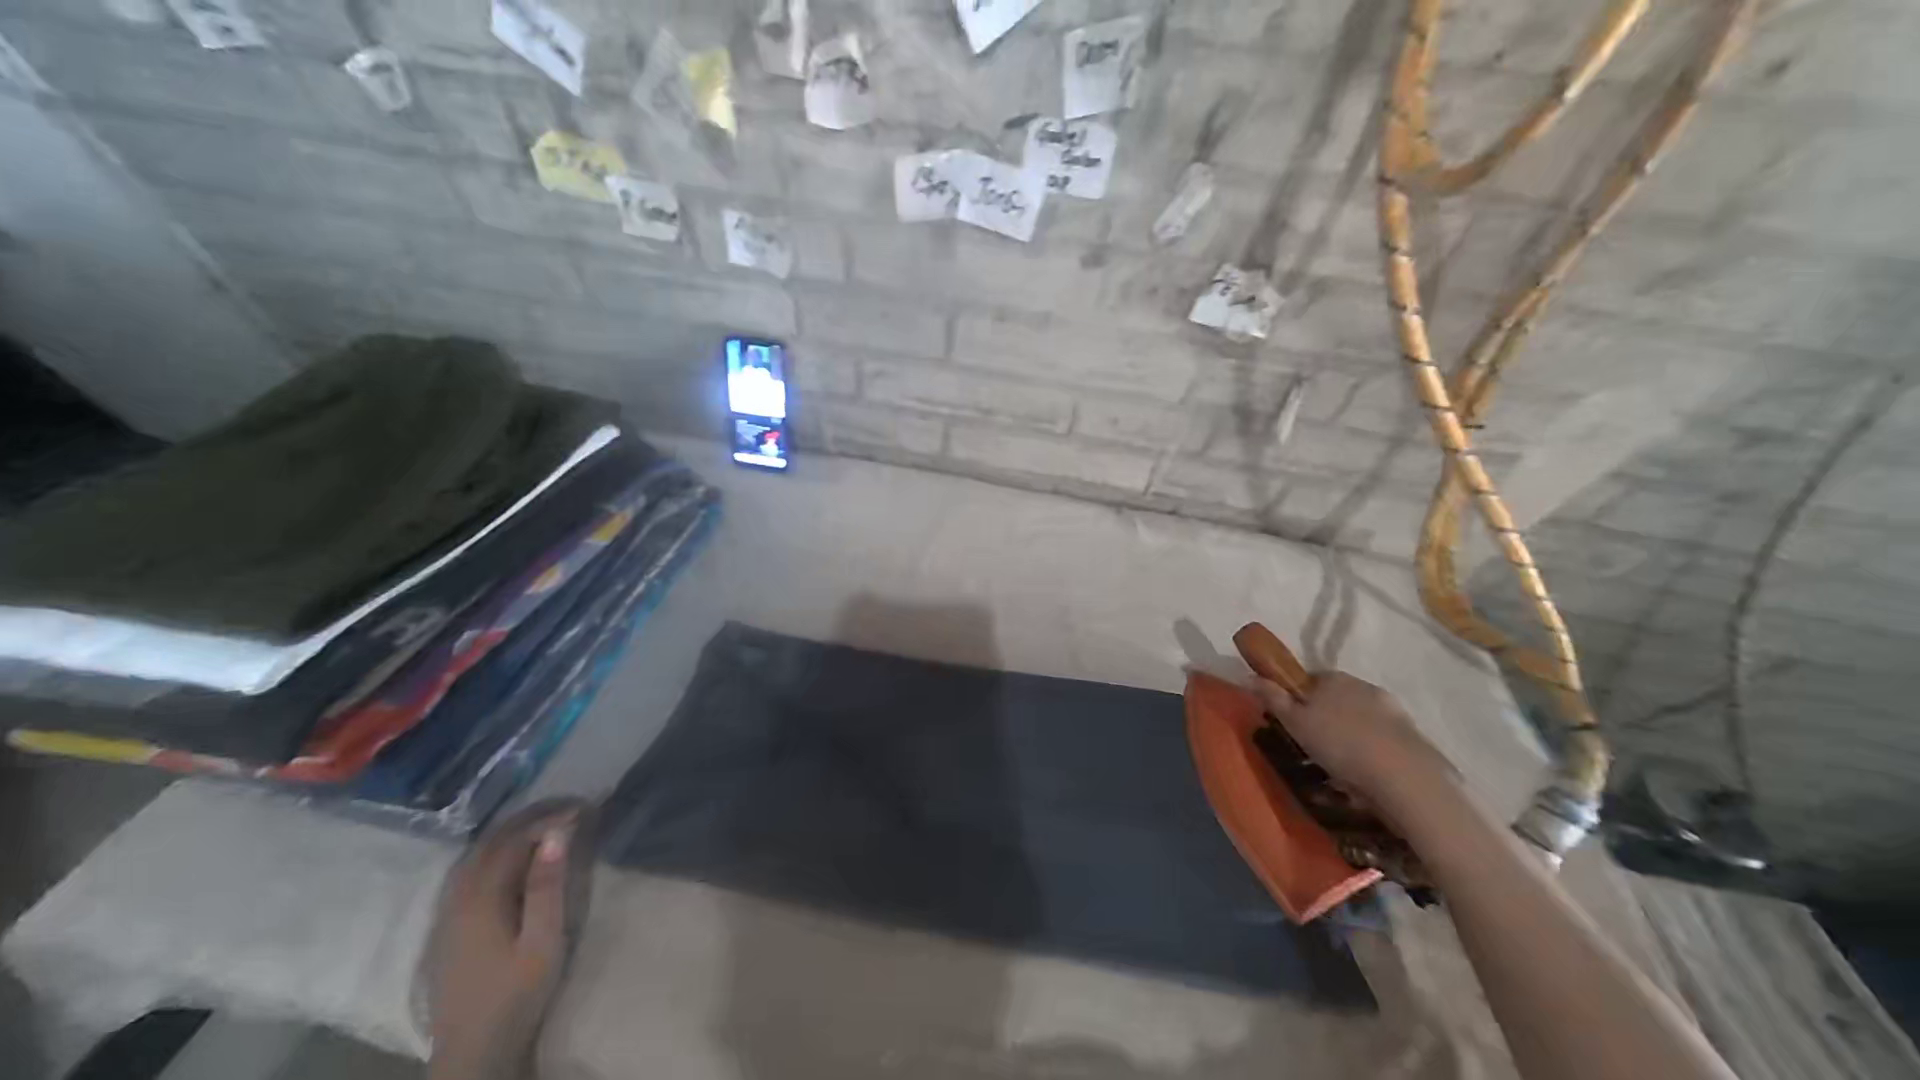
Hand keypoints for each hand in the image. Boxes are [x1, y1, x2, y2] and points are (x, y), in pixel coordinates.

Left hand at [427, 801, 589, 1079]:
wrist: (474, 1050)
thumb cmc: (517, 993)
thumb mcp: (543, 940)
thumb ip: (547, 886)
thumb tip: (557, 834)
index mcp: (481, 897)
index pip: (515, 839)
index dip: (549, 817)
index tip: (583, 806)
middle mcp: (458, 896)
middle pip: (491, 841)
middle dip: (530, 817)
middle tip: (569, 806)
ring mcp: (447, 912)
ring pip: (476, 854)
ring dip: (511, 831)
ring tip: (546, 822)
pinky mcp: (447, 926)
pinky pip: (468, 870)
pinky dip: (495, 850)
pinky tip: (511, 855)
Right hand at [1253, 671, 1456, 815]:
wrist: (1402, 775)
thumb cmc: (1338, 743)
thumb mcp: (1294, 722)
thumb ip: (1273, 697)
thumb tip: (1250, 675)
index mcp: (1332, 677)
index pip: (1309, 679)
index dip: (1299, 698)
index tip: (1294, 721)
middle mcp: (1363, 684)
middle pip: (1336, 696)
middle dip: (1327, 715)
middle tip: (1316, 744)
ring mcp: (1391, 708)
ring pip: (1361, 716)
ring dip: (1351, 732)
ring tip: (1343, 764)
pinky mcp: (1411, 732)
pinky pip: (1382, 736)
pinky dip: (1373, 747)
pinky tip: (1367, 771)